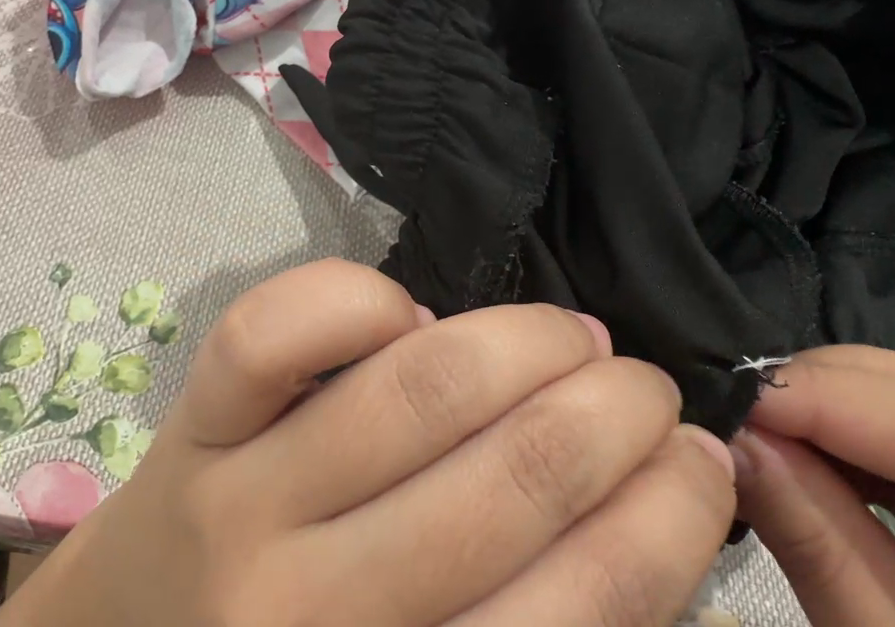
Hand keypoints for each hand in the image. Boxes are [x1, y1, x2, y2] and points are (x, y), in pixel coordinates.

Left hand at [0, 259, 737, 625]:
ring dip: (526, 342)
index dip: (673, 512)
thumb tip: (650, 500)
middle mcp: (327, 610)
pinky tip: (414, 316)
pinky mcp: (190, 427)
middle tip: (645, 387)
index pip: (586, 601)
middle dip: (617, 409)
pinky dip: (364, 299)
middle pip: (514, 474)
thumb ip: (530, 605)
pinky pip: (277, 333)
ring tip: (573, 336)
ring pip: (417, 389)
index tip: (704, 461)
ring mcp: (245, 504)